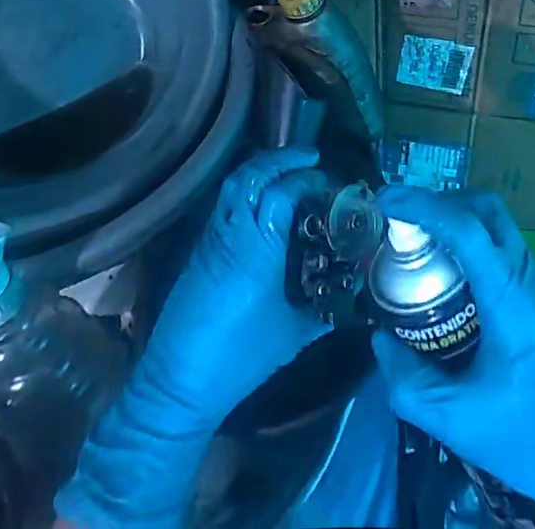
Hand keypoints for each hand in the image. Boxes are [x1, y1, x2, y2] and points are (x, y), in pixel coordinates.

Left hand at [132, 147, 330, 426]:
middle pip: (250, 175)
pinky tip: (263, 199)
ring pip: (232, 184)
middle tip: (310, 158)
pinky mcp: (200, 246)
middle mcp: (231, 230)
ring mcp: (211, 235)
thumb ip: (326, 305)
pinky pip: (224, 202)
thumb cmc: (242, 354)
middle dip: (280, 159)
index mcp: (257, 247)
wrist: (182, 376)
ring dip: (260, 168)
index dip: (304, 179)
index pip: (280, 193)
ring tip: (289, 170)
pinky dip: (245, 187)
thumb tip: (353, 289)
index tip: (328, 179)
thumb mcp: (294, 332)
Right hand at [371, 186, 534, 527]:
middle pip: (486, 212)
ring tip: (420, 250)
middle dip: (438, 204)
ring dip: (456, 224)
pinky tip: (455, 283)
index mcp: (515, 305)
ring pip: (499, 229)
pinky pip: (509, 254)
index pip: (467, 229)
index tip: (384, 200)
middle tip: (401, 222)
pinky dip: (474, 249)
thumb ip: (407, 382)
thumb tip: (379, 340)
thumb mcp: (459, 424)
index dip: (422, 206)